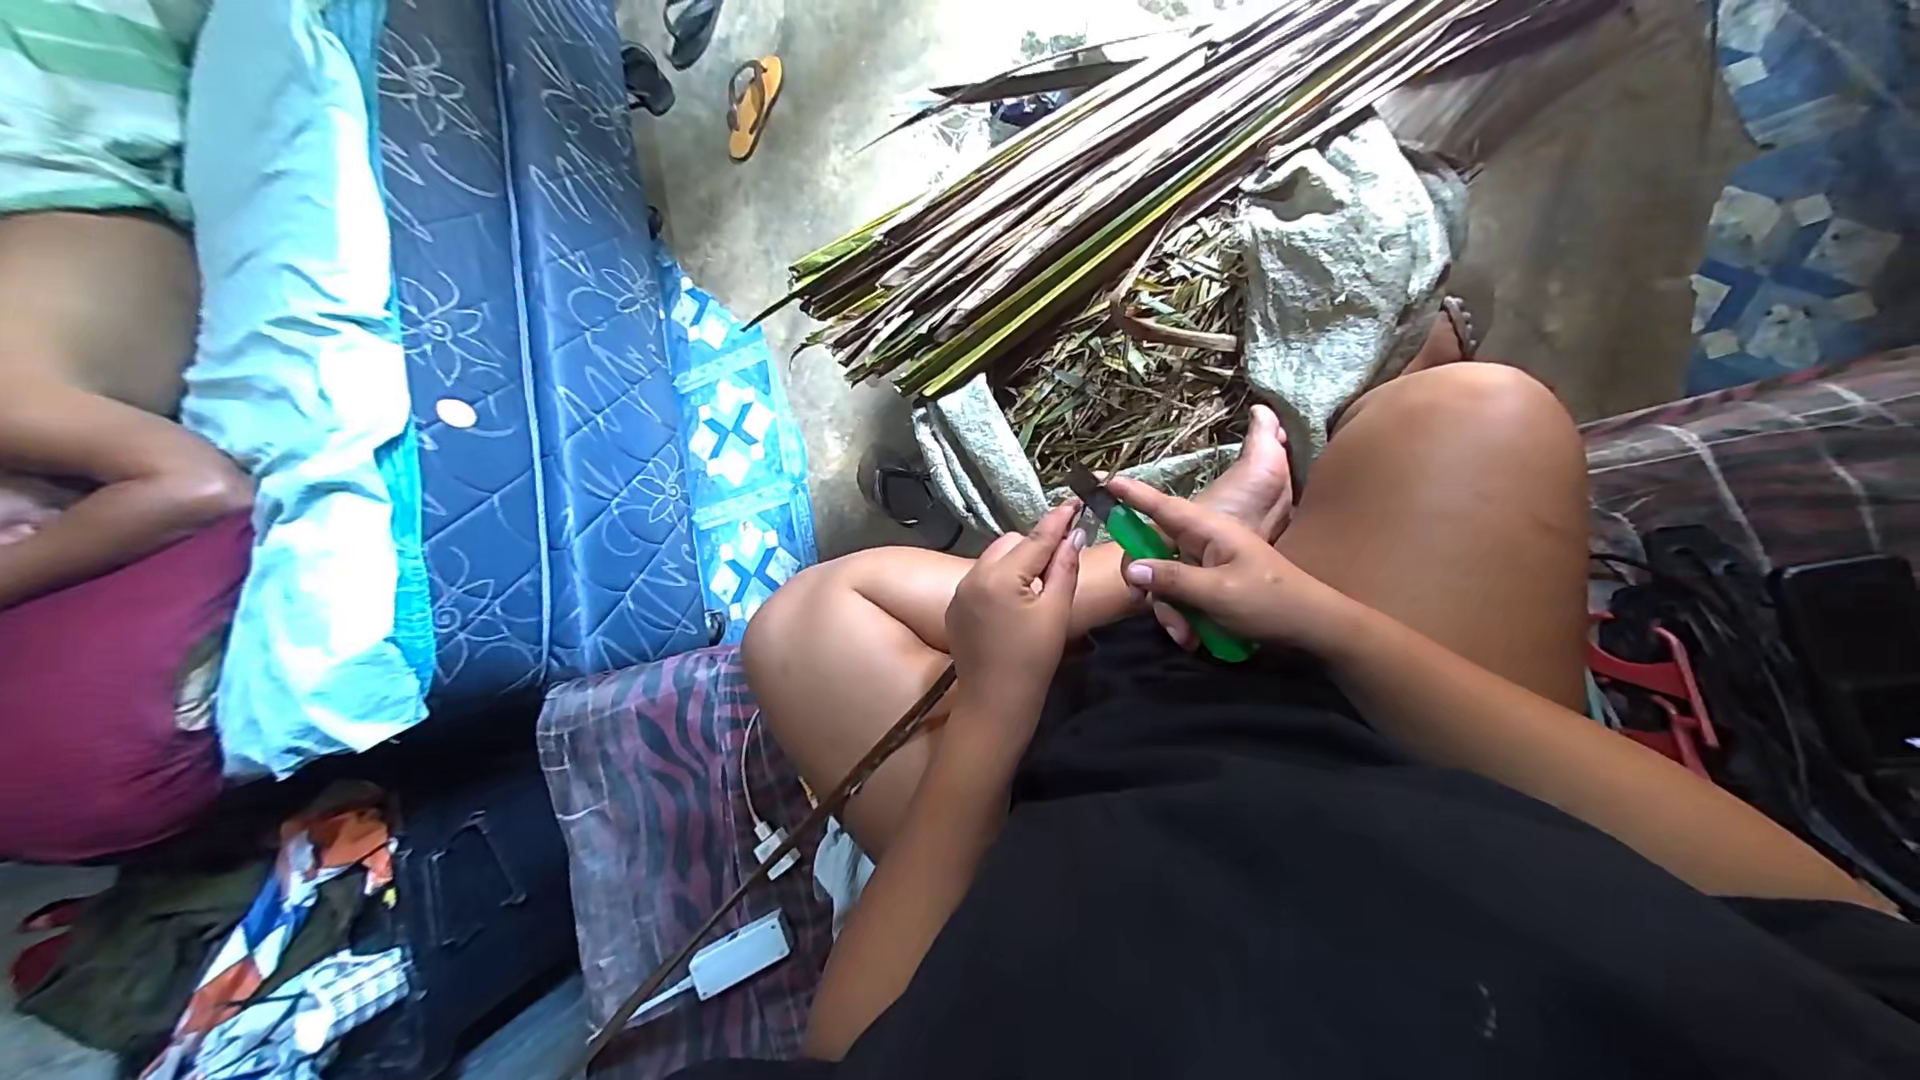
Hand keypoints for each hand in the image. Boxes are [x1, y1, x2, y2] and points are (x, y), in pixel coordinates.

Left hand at [945, 501, 1084, 721]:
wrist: (994, 702)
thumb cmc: (1033, 660)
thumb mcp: (1056, 613)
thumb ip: (1064, 568)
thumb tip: (1074, 534)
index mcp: (1001, 576)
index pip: (1036, 538)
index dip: (1058, 519)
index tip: (1074, 500)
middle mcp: (974, 575)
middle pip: (1011, 543)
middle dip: (1035, 548)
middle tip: (1058, 568)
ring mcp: (960, 591)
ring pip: (994, 558)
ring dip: (1016, 562)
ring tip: (1036, 590)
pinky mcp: (955, 606)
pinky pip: (980, 578)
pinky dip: (999, 580)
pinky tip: (1012, 605)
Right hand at [1106, 476, 1358, 655]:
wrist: (1312, 627)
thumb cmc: (1270, 601)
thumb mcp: (1218, 592)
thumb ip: (1172, 578)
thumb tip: (1133, 569)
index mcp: (1209, 530)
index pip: (1164, 506)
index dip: (1134, 495)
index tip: (1108, 481)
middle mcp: (1203, 542)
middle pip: (1155, 554)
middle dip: (1152, 588)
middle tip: (1159, 616)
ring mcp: (1206, 564)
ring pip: (1165, 580)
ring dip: (1170, 610)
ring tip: (1187, 637)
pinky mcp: (1210, 585)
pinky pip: (1180, 595)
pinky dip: (1182, 616)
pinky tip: (1194, 638)